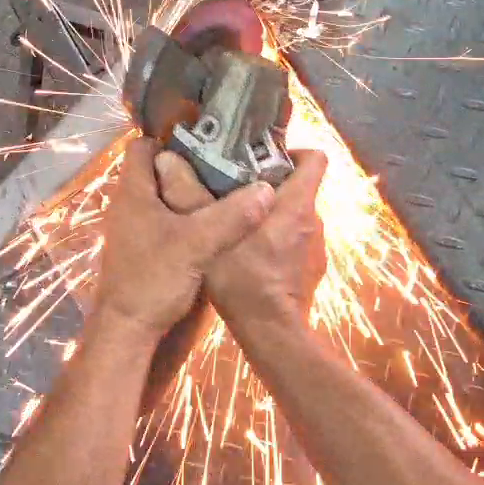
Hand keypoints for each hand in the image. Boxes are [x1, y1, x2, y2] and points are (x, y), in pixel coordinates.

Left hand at [90, 138, 275, 349]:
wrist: (127, 329)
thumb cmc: (153, 278)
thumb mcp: (197, 245)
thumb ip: (231, 217)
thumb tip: (267, 191)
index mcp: (133, 191)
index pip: (142, 146)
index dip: (170, 138)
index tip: (207, 139)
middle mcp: (128, 204)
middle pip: (156, 170)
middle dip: (188, 164)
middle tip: (226, 163)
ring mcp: (133, 228)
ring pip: (162, 197)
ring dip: (189, 192)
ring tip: (226, 188)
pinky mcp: (141, 248)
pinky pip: (164, 219)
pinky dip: (185, 216)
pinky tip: (213, 223)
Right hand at [156, 149, 328, 331]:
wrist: (272, 333)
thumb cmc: (244, 279)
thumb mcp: (209, 234)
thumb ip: (188, 195)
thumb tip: (168, 160)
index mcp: (297, 203)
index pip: (316, 159)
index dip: (294, 151)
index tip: (264, 157)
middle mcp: (314, 221)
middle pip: (300, 187)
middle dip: (271, 184)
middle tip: (236, 188)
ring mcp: (316, 248)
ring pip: (295, 216)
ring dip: (271, 215)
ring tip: (238, 223)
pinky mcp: (311, 271)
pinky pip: (295, 244)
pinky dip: (277, 242)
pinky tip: (251, 257)